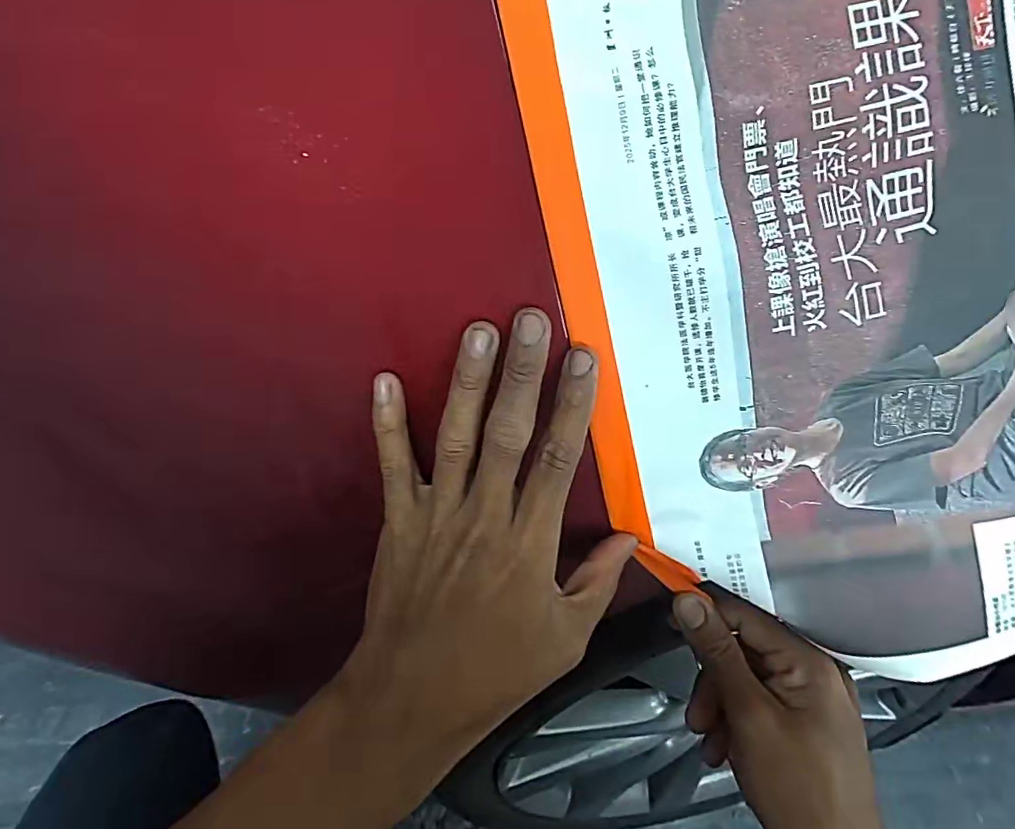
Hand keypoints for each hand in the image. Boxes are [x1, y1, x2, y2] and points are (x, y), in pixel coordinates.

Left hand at [334, 308, 638, 751]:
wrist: (415, 693)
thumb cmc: (498, 669)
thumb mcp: (565, 638)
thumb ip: (597, 582)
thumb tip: (630, 537)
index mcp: (531, 542)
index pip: (558, 460)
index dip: (572, 405)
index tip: (582, 358)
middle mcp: (486, 515)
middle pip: (509, 433)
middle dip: (522, 373)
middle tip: (530, 321)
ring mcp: (438, 512)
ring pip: (457, 436)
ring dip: (467, 381)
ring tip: (478, 332)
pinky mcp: (400, 517)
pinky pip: (393, 464)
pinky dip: (388, 422)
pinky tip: (384, 379)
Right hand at [674, 591, 881, 828]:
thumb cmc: (806, 795)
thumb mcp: (748, 714)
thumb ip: (717, 653)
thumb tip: (692, 605)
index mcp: (810, 663)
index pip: (744, 613)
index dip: (705, 613)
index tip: (675, 614)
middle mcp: (817, 674)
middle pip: (743, 648)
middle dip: (712, 677)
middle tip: (699, 706)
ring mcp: (814, 699)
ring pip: (746, 676)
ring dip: (719, 702)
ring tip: (712, 733)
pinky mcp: (807, 721)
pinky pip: (759, 699)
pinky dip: (736, 717)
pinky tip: (728, 743)